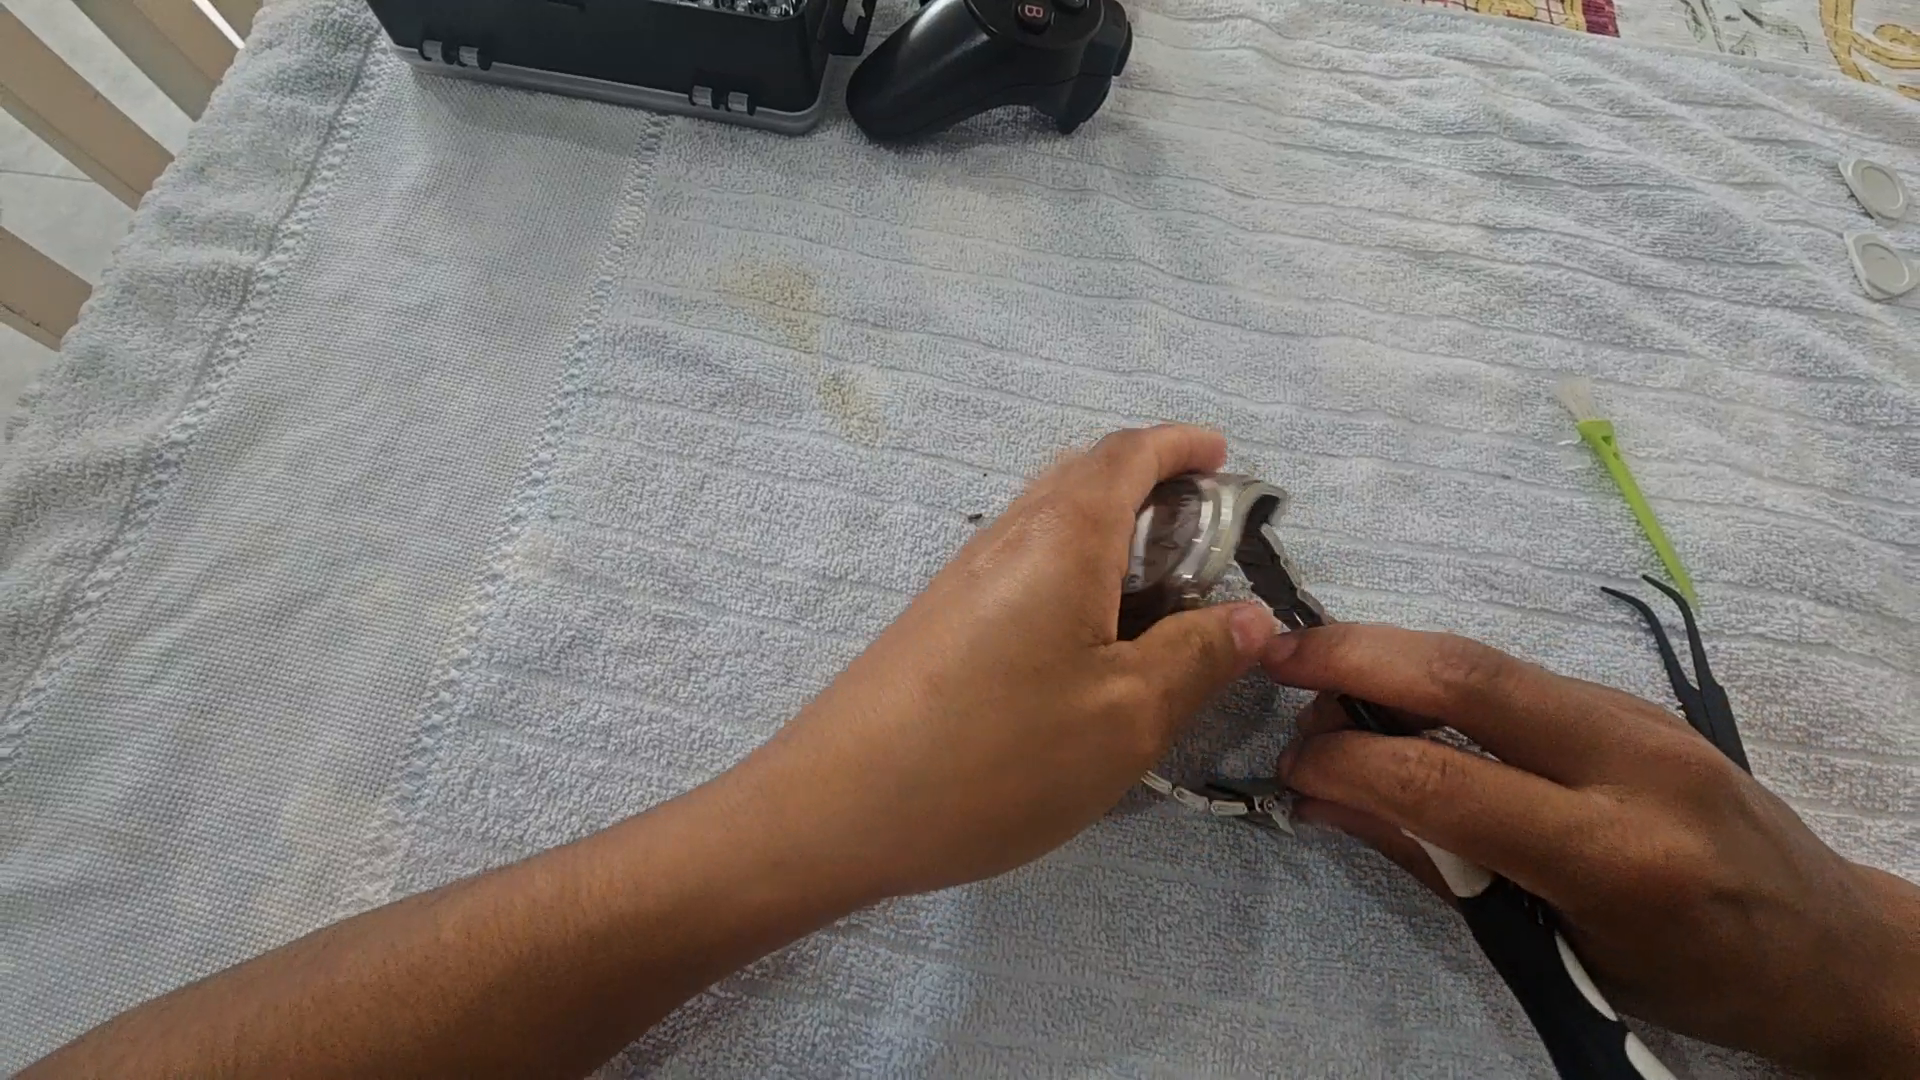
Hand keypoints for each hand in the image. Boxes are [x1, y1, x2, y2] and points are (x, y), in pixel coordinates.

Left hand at [719, 425, 1281, 900]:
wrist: (839, 805)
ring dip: (1104, 529)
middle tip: (1196, 532)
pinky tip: (1079, 635)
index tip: (1220, 455)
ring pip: (1045, 520)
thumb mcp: (1125, 715)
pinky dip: (1067, 570)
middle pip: (1081, 475)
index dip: (1179, 445)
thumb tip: (1249, 615)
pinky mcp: (938, 618)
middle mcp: (1006, 537)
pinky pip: (1017, 565)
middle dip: (1145, 482)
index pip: (1126, 455)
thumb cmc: (998, 754)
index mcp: (1061, 536)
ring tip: (1151, 589)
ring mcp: (962, 577)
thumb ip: (1196, 656)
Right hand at [1263, 625, 1919, 1076]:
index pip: (1444, 781)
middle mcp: (1631, 763)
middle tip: (1274, 657)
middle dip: (1350, 655)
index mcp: (1618, 855)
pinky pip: (1498, 667)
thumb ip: (1425, 861)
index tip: (1291, 766)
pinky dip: (1420, 667)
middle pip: (1463, 676)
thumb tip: (1318, 800)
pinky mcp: (1621, 695)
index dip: (1347, 762)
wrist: (1840, 948)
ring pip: (1475, 655)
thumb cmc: (1688, 975)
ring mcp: (1633, 714)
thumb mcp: (1552, 947)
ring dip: (1377, 651)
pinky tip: (1385, 690)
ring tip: (1315, 674)